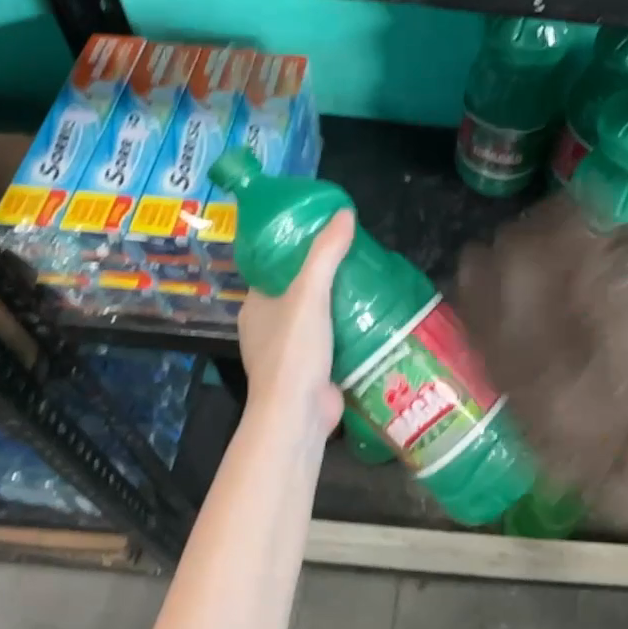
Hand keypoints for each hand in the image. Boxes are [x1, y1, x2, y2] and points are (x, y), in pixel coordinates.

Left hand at [235, 209, 352, 445]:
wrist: (297, 414)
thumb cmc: (293, 351)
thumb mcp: (310, 293)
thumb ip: (326, 254)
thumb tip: (344, 213)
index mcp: (255, 305)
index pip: (275, 267)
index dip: (299, 249)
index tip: (328, 235)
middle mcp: (267, 326)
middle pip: (299, 291)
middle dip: (325, 276)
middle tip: (358, 256)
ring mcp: (288, 352)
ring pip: (316, 317)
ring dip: (339, 304)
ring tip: (370, 281)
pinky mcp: (310, 371)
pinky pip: (330, 341)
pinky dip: (347, 329)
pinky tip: (372, 317)